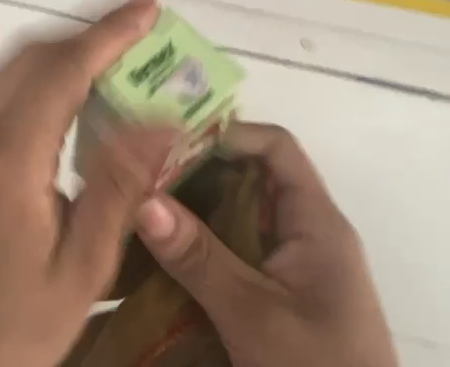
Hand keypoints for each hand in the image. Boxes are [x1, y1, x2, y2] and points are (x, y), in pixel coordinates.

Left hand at [0, 0, 172, 366]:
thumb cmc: (18, 323)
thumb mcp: (83, 268)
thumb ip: (119, 186)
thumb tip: (164, 118)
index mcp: (4, 159)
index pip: (61, 71)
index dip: (108, 34)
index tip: (146, 6)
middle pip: (31, 58)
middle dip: (86, 38)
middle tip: (139, 34)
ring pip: (8, 69)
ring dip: (58, 55)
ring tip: (112, 57)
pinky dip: (31, 79)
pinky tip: (65, 95)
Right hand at [134, 122, 397, 366]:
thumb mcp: (255, 316)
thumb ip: (198, 256)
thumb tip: (139, 196)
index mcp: (316, 223)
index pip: (274, 146)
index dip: (224, 133)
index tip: (166, 138)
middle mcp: (304, 234)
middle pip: (245, 176)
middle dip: (191, 170)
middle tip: (134, 169)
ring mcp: (289, 266)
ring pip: (231, 214)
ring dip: (186, 209)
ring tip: (133, 203)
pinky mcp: (274, 296)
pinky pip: (229, 250)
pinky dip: (193, 244)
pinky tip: (153, 251)